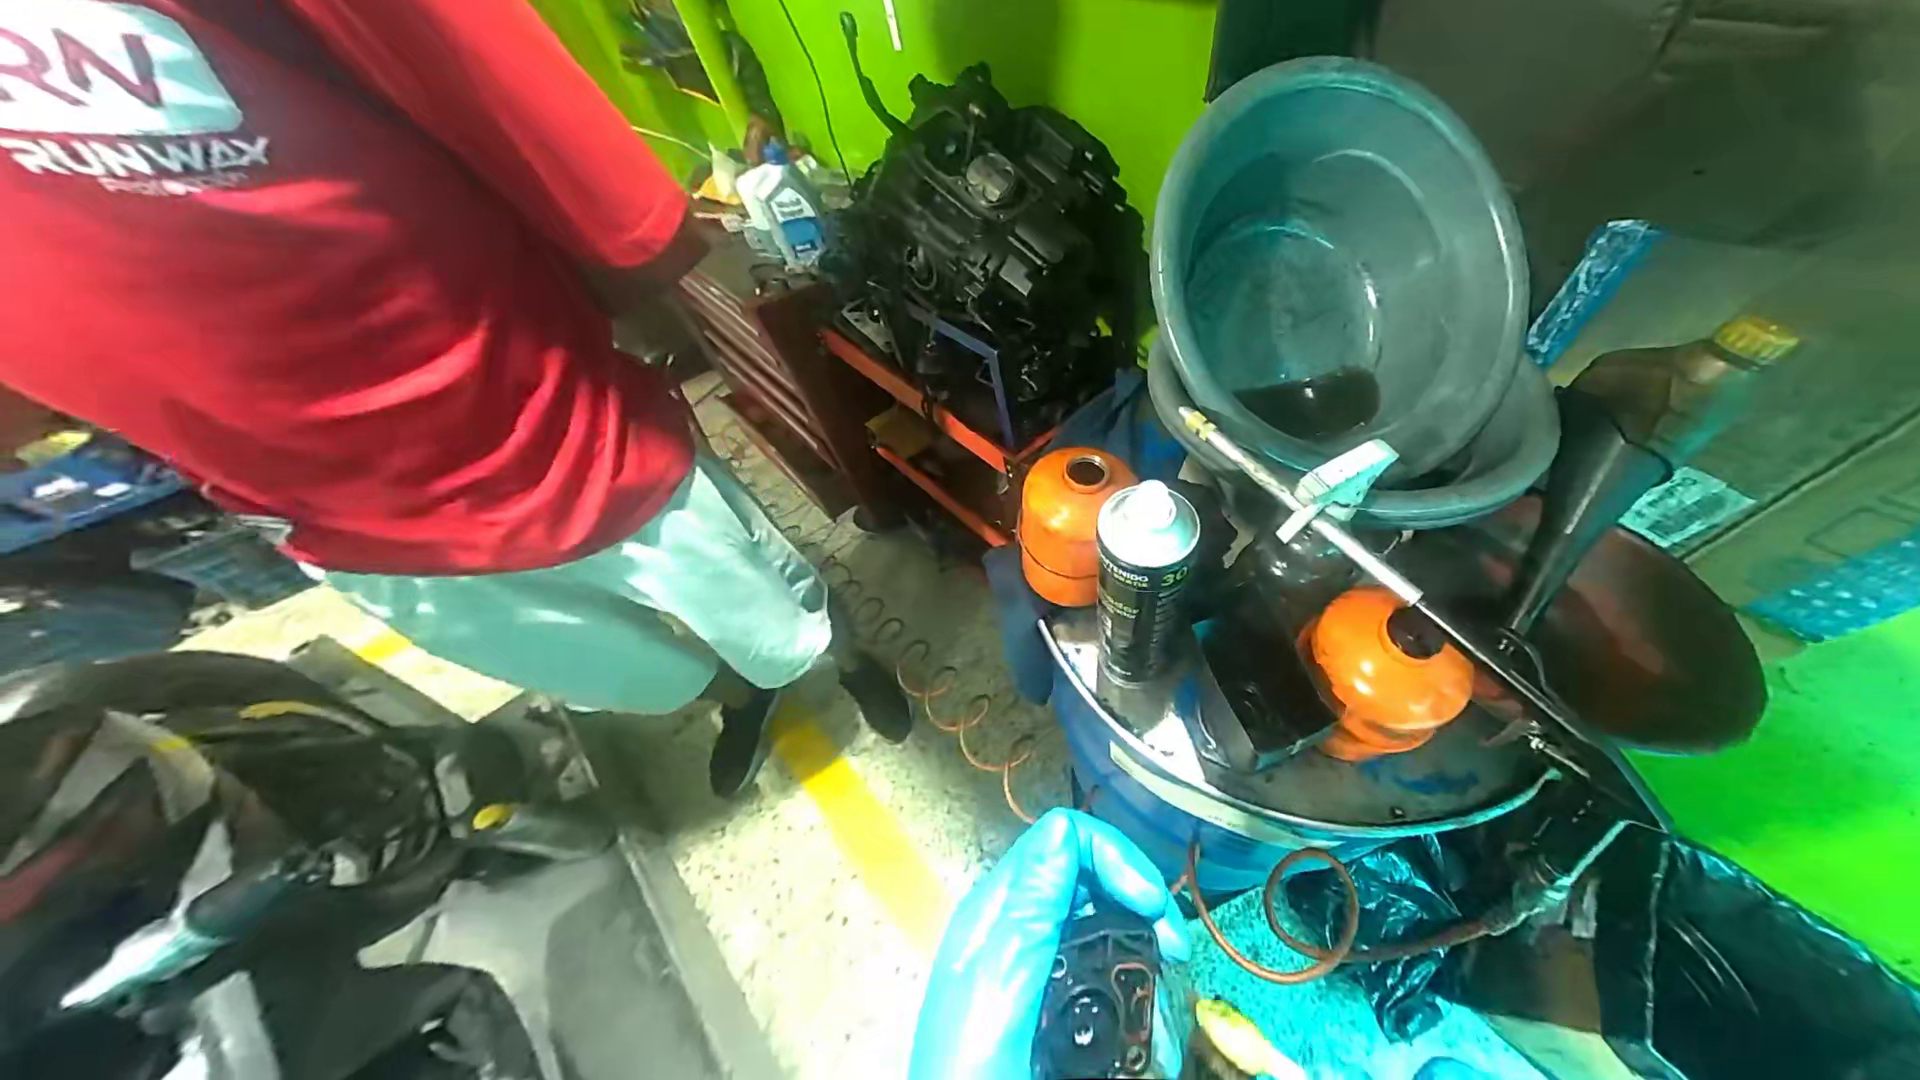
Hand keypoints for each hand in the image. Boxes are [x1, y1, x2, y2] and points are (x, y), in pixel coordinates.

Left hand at [909, 808, 1189, 1079]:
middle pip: (1098, 878)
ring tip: (1162, 1020)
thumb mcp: (997, 985)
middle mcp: (1026, 926)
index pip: (1063, 837)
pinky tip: (1153, 1043)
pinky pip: (1120, 980)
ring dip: (1152, 965)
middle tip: (1175, 955)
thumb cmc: (973, 1072)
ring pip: (1117, 930)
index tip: (1151, 906)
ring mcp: (1050, 966)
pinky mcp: (1070, 1005)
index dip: (1113, 856)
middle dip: (1144, 908)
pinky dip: (1146, 1003)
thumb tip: (1062, 828)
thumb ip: (1027, 908)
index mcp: (1002, 908)